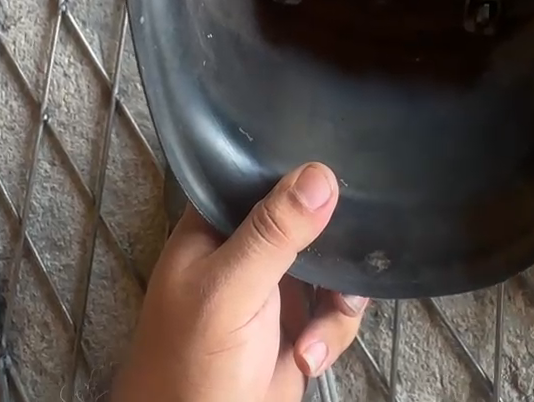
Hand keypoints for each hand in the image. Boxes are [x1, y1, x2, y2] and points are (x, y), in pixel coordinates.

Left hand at [113, 162, 369, 401]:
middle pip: (305, 216)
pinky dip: (335, 331)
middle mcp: (246, 246)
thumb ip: (272, 233)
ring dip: (339, 294)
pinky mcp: (296, 326)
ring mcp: (272, 287)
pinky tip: (309, 356)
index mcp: (215, 223)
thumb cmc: (190, 365)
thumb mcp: (229, 291)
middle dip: (332, 238)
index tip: (336, 169)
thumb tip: (320, 175)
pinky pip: (335, 308)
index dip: (297, 168)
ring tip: (327, 323)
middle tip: (343, 259)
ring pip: (329, 263)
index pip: (259, 172)